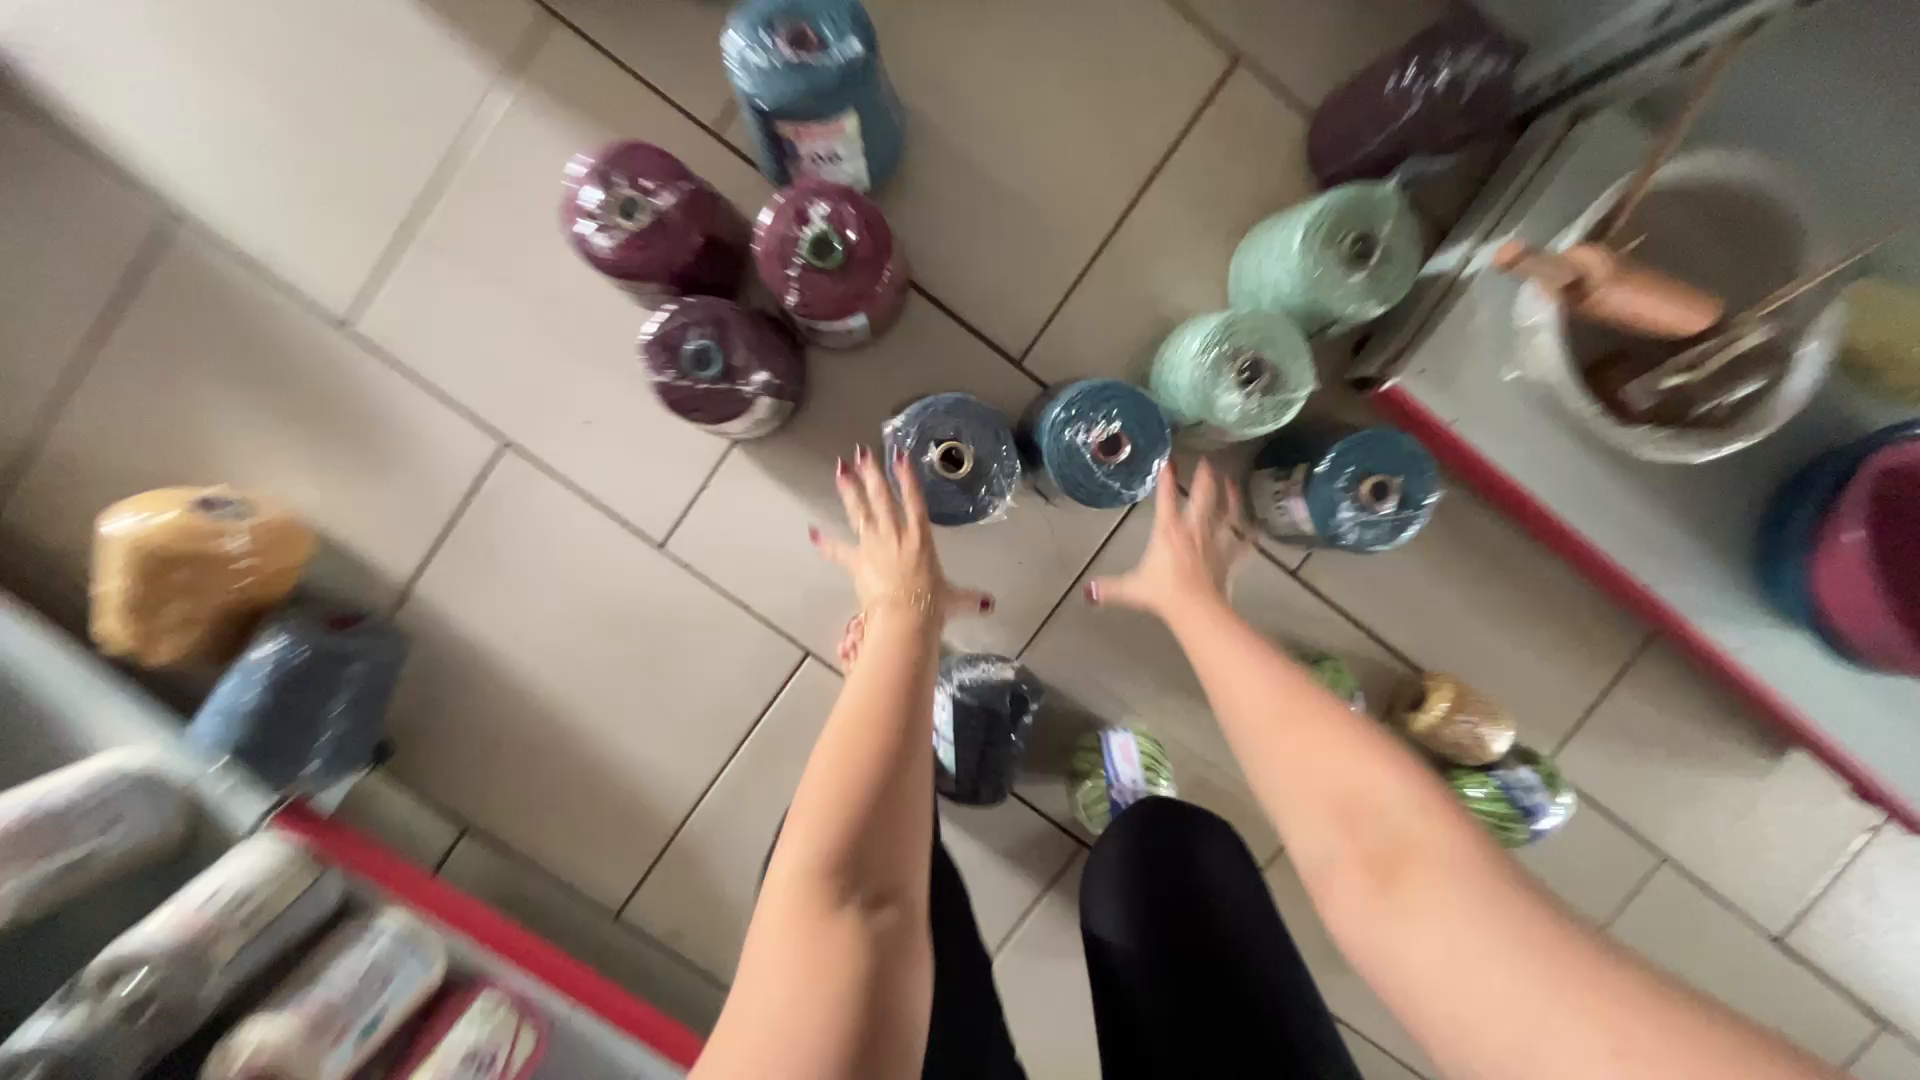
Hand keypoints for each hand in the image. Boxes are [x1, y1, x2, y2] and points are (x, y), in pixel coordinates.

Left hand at [811, 445, 991, 646]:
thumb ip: (969, 599)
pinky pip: (837, 551)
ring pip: (859, 512)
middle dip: (871, 474)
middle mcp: (896, 535)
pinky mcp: (856, 562)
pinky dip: (824, 543)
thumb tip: (989, 605)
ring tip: (839, 470)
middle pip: (881, 498)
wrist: (905, 617)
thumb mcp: (954, 600)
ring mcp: (873, 546)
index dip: (907, 477)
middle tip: (861, 453)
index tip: (898, 456)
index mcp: (921, 539)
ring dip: (849, 491)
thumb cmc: (932, 605)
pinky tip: (811, 532)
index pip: (915, 500)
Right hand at [1085, 459, 1251, 619]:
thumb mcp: (1130, 589)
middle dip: (1205, 477)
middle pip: (1203, 496)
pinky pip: (1242, 543)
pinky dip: (1249, 534)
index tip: (1168, 460)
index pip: (1165, 498)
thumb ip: (1108, 588)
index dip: (1166, 478)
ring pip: (1227, 513)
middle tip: (1208, 461)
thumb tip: (1086, 591)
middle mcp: (1193, 529)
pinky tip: (1254, 528)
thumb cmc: (1162, 593)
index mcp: (1168, 531)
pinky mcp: (1230, 558)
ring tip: (1232, 482)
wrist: (1195, 609)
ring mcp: (1215, 542)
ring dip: (1231, 497)